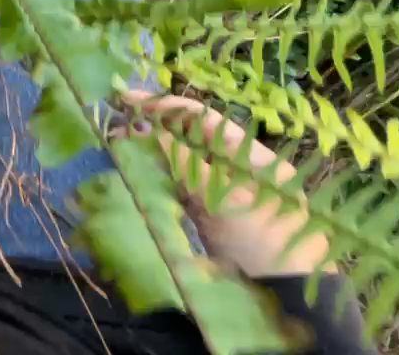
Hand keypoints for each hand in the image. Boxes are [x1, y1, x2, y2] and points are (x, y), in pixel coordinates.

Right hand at [119, 91, 334, 278]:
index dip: (167, 107)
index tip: (129, 100)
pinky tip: (133, 164)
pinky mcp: (211, 208)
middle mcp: (240, 168)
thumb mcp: (221, 197)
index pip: (205, 120)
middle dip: (155, 125)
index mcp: (254, 159)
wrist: (281, 298)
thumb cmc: (258, 239)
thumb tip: (144, 128)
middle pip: (192, 136)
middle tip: (117, 118)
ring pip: (182, 157)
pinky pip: (180, 180)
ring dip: (151, 147)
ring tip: (117, 139)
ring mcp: (225, 189)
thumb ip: (183, 160)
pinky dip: (157, 170)